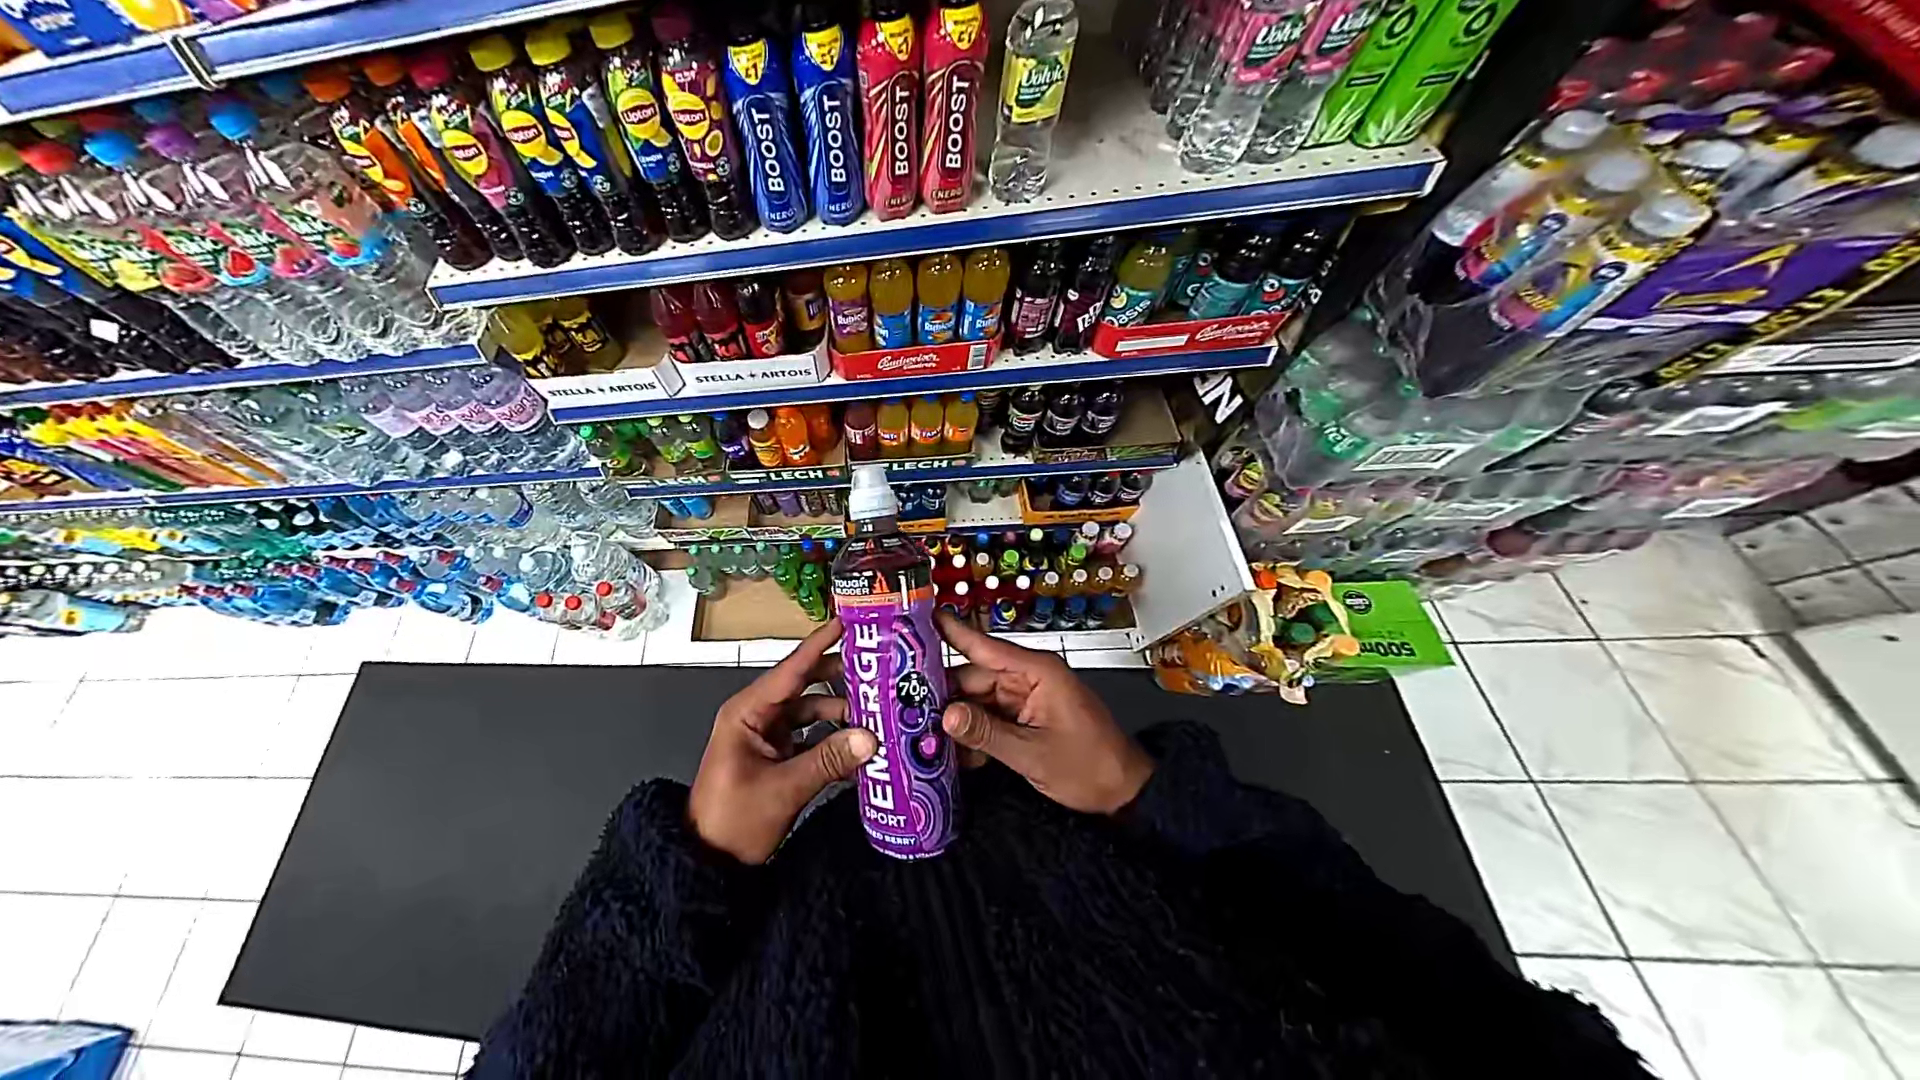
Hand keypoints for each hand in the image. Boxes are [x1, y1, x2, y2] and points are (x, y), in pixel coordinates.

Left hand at [688, 618, 877, 863]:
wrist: (707, 864)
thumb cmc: (733, 821)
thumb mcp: (783, 789)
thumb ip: (829, 760)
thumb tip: (872, 737)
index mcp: (749, 711)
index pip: (792, 668)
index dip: (822, 643)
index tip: (851, 620)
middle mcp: (759, 715)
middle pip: (807, 685)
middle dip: (842, 678)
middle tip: (882, 670)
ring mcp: (769, 735)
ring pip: (813, 711)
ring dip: (843, 712)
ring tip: (881, 710)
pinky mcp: (778, 755)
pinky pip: (812, 735)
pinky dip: (834, 737)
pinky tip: (862, 744)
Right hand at [936, 611, 1152, 814]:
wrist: (1122, 790)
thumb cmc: (1092, 765)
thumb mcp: (1033, 753)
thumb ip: (987, 733)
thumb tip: (948, 716)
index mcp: (1037, 672)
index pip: (985, 646)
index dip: (952, 632)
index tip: (923, 618)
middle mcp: (1028, 678)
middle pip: (973, 677)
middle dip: (944, 695)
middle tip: (909, 709)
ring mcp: (1025, 697)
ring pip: (977, 700)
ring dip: (958, 719)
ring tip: (929, 737)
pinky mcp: (1024, 716)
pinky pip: (989, 716)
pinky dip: (974, 732)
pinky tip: (960, 753)